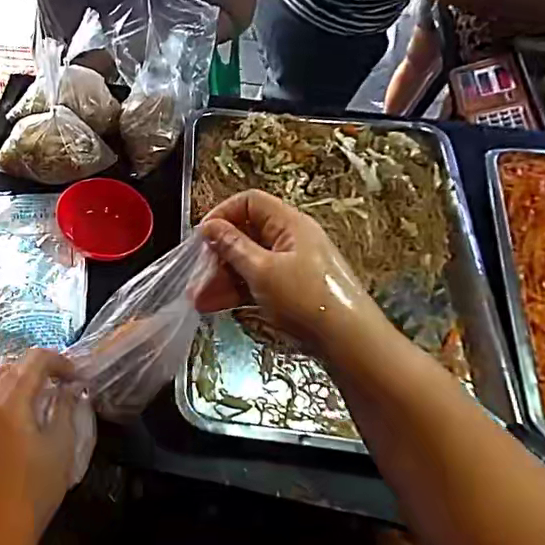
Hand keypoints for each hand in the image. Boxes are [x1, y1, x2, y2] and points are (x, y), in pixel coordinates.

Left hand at [0, 350, 84, 544]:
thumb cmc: (33, 490)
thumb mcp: (61, 446)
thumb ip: (67, 409)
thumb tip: (71, 389)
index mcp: (10, 401)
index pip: (35, 359)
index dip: (61, 361)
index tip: (79, 377)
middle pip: (13, 365)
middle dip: (41, 367)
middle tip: (65, 383)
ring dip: (23, 378)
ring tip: (47, 397)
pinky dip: (9, 394)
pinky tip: (27, 416)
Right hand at [196, 190, 386, 354]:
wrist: (349, 341)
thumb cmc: (307, 299)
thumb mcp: (263, 271)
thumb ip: (233, 247)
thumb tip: (210, 227)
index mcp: (289, 224)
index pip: (250, 203)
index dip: (222, 215)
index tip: (201, 238)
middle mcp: (291, 239)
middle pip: (246, 234)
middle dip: (217, 255)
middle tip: (195, 277)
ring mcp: (292, 266)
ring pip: (249, 262)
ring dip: (222, 278)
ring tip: (199, 300)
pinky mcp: (292, 290)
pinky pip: (258, 282)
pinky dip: (238, 291)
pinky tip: (215, 306)